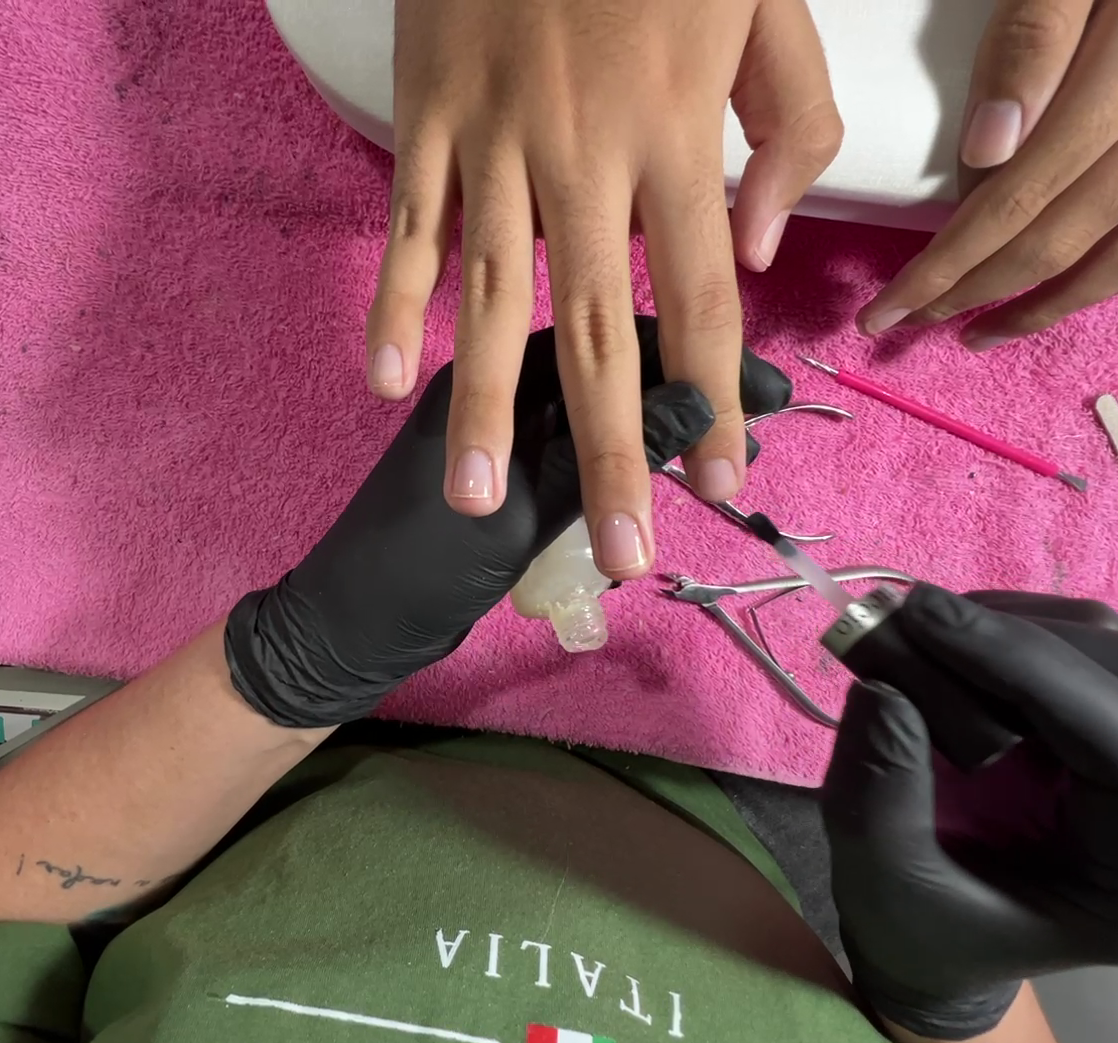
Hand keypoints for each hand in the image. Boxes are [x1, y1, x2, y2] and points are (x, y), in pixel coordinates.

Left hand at [228, 317, 790, 726]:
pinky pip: (574, 453)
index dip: (688, 360)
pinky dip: (619, 462)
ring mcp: (502, 434)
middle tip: (762, 414)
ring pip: (598, 414)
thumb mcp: (518, 513)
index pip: (607, 342)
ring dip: (657, 426)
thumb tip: (691, 406)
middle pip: (612, 373)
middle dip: (685, 392)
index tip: (758, 391)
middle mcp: (499, 389)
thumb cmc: (420, 568)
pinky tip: (661, 473)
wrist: (354, 624)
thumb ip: (596, 457)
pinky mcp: (506, 477)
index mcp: (493, 376)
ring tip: (723, 447)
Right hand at [366, 0, 839, 577]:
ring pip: (490, 301)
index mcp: (678, 134)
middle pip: (599, 336)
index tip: (720, 485)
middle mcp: (586, 161)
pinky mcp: (428, 123)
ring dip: (485, 411)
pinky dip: (393, 306)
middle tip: (617, 552)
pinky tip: (385, 383)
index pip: (705, 303)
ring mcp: (496, 147)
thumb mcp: (766, 3)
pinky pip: (411, 230)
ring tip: (480, 503)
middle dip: (610, 454)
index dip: (715, 401)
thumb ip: (785, 127)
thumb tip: (754, 247)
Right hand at [822, 586, 1117, 1038]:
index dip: (1034, 670)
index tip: (922, 617)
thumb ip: (880, 789)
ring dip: (1015, 626)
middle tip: (909, 623)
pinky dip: (1011, 630)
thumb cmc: (916, 925)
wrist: (933, 938)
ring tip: (921, 634)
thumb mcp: (879, 874)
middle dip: (1023, 642)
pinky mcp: (1113, 737)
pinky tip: (950, 647)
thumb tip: (881, 685)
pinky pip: (1088, 652)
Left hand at [857, 0, 1117, 350]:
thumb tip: (984, 157)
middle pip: (1071, 233)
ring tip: (983, 331)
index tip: (888, 311)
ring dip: (1051, 307)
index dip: (946, 265)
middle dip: (978, 291)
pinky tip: (1074, 292)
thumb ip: (1031, 44)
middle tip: (915, 323)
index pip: (1021, 195)